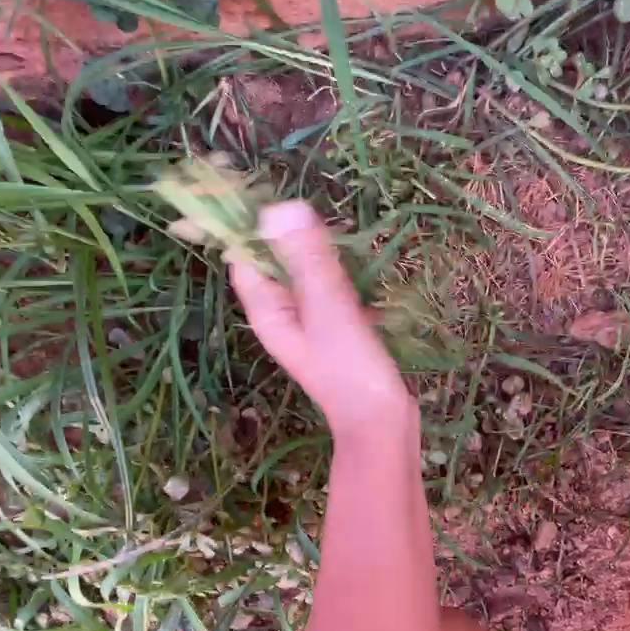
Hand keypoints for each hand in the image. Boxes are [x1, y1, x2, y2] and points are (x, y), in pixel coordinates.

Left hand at [230, 202, 414, 434]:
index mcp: (269, 311)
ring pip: (312, 281)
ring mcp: (313, 328)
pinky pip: (337, 300)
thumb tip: (282, 207)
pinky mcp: (341, 337)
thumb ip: (308, 261)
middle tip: (331, 231)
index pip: (246, 256)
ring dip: (330, 266)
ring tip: (354, 256)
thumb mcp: (330, 310)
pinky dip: (351, 289)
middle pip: (280, 265)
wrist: (383, 426)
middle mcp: (284, 317)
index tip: (287, 204)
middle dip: (302, 244)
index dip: (257, 227)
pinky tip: (374, 290)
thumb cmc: (352, 372)